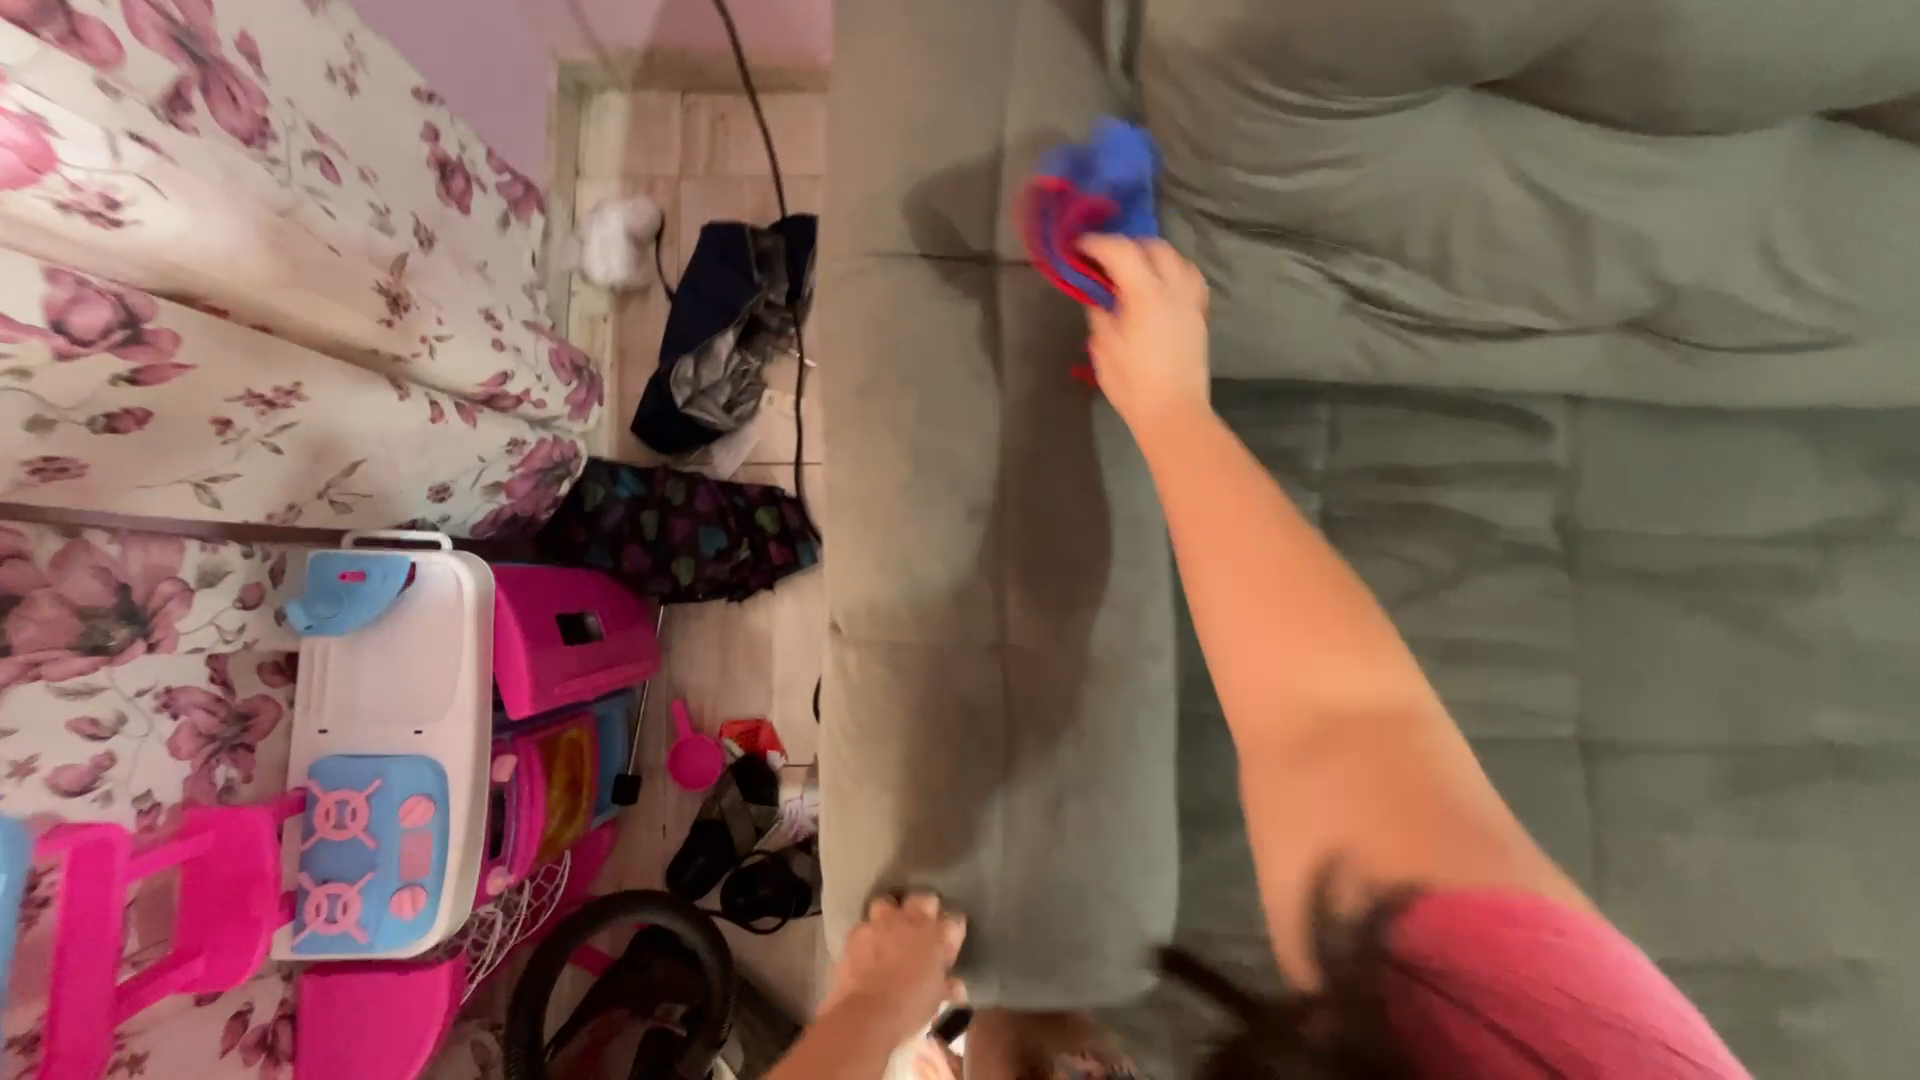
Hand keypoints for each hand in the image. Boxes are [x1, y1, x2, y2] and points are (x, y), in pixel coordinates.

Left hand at [821, 893, 966, 1043]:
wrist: (867, 1015)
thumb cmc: (910, 1010)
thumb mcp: (937, 1002)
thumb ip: (948, 988)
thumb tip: (957, 986)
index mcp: (938, 937)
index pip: (955, 920)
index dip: (952, 929)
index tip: (949, 940)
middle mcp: (912, 921)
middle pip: (924, 898)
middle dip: (925, 908)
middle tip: (922, 926)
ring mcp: (883, 922)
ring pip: (888, 902)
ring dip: (890, 913)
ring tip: (889, 930)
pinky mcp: (858, 932)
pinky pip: (865, 925)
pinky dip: (867, 935)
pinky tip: (866, 949)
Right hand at [1078, 235, 1211, 434]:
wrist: (1173, 412)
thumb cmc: (1132, 384)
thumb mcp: (1103, 348)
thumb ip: (1100, 313)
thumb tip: (1099, 297)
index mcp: (1145, 294)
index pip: (1120, 251)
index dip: (1097, 244)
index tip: (1079, 248)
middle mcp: (1173, 289)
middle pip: (1153, 247)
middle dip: (1127, 246)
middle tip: (1105, 259)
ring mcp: (1191, 302)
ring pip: (1177, 258)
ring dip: (1154, 255)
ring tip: (1135, 269)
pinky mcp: (1200, 316)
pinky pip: (1191, 279)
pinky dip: (1175, 272)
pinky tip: (1163, 285)